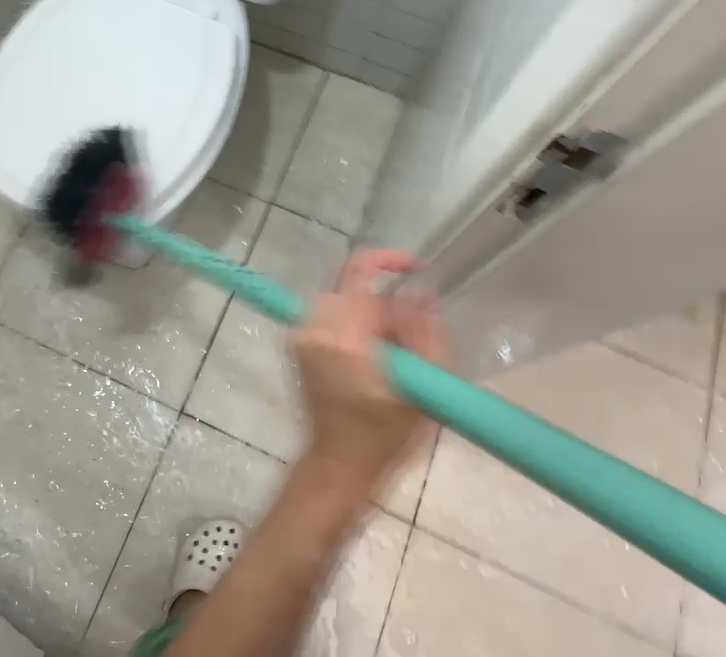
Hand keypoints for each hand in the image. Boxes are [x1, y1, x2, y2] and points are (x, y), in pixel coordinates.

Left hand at [290, 249, 448, 487]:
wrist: (338, 465)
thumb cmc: (383, 436)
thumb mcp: (422, 389)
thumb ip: (426, 334)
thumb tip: (421, 292)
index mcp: (344, 338)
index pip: (358, 270)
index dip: (389, 259)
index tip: (418, 270)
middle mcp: (315, 329)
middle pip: (354, 286)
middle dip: (386, 303)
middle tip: (410, 336)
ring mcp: (302, 336)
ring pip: (343, 299)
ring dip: (371, 314)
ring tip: (393, 351)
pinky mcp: (299, 344)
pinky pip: (331, 314)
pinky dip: (355, 324)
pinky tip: (373, 356)